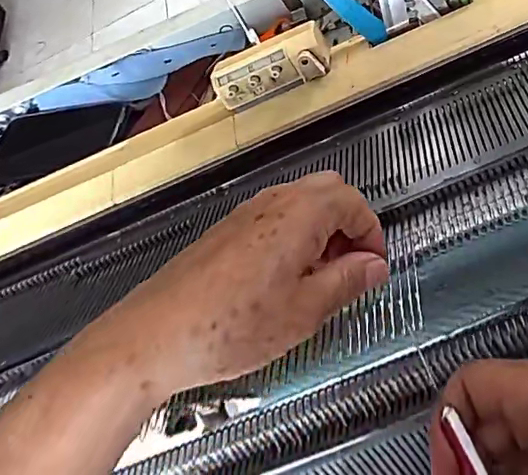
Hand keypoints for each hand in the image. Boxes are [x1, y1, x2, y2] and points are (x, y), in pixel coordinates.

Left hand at [77, 172, 388, 393]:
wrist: (154, 335)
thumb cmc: (221, 324)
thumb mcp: (304, 311)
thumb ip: (347, 282)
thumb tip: (372, 268)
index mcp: (301, 212)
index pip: (356, 205)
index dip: (372, 236)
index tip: (374, 266)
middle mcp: (276, 201)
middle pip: (332, 192)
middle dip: (350, 225)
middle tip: (353, 266)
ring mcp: (250, 211)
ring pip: (303, 202)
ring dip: (322, 230)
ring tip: (319, 278)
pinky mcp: (231, 227)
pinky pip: (277, 216)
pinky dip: (295, 236)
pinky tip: (285, 280)